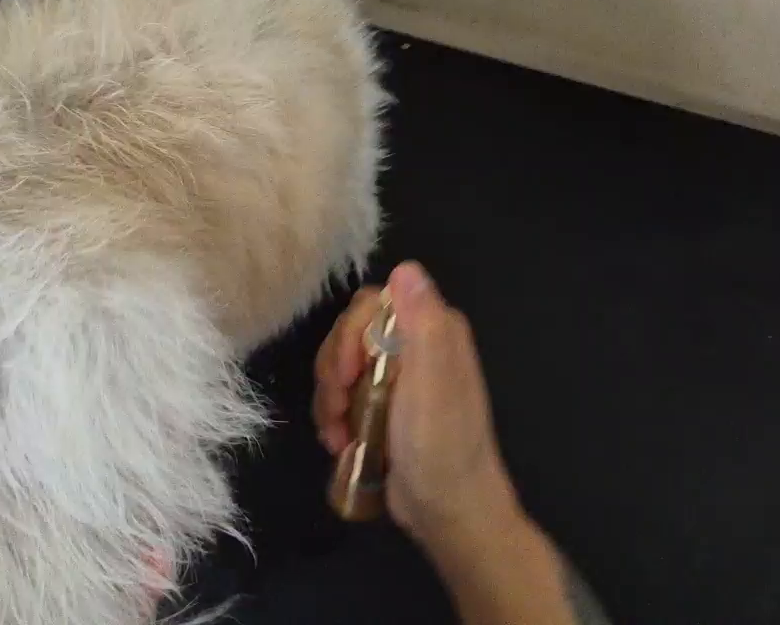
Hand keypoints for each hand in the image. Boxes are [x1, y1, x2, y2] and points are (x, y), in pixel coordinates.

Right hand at [313, 264, 523, 554]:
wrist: (449, 513)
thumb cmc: (441, 445)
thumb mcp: (432, 382)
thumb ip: (422, 322)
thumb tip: (406, 267)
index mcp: (434, 329)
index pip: (372, 304)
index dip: (349, 336)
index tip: (346, 375)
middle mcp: (417, 343)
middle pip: (351, 332)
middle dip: (334, 370)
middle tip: (336, 408)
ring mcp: (399, 375)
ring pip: (342, 362)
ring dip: (330, 397)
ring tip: (337, 434)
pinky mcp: (384, 403)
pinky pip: (344, 391)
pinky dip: (334, 414)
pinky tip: (340, 441)